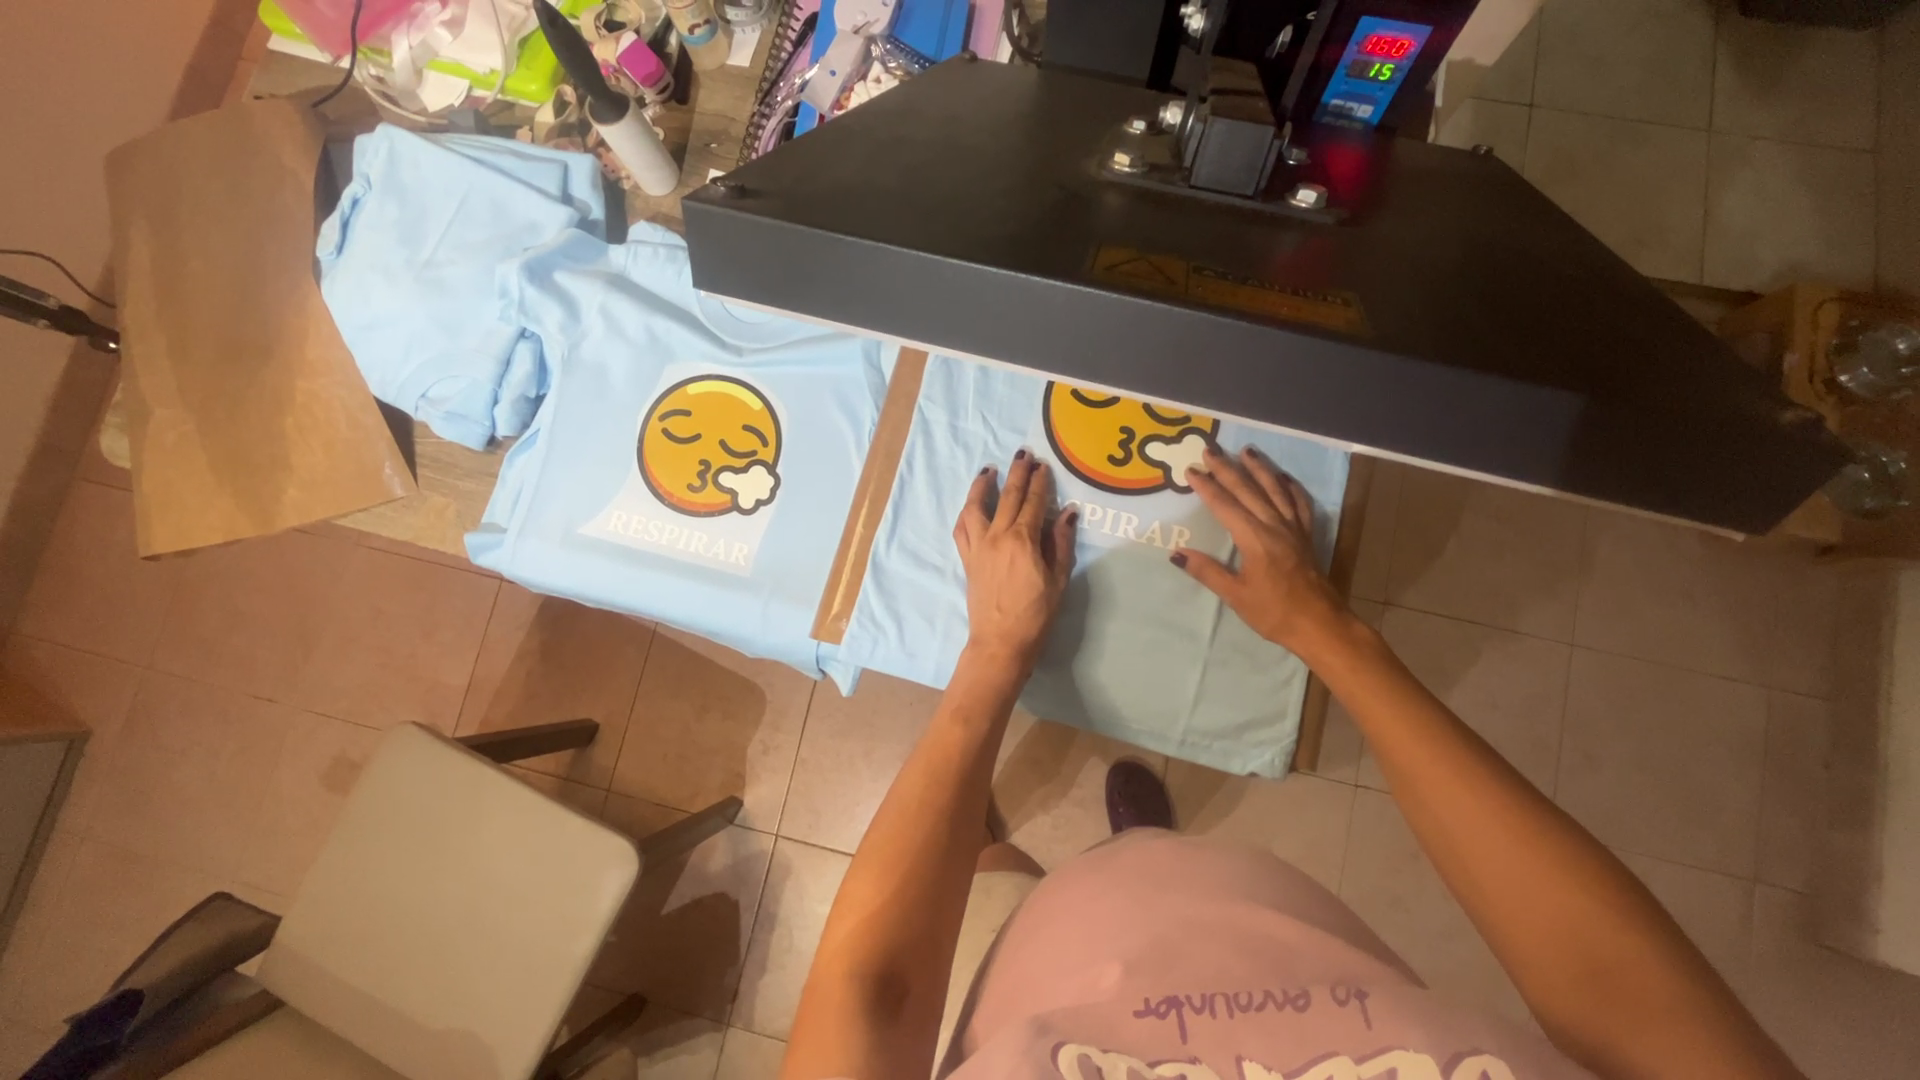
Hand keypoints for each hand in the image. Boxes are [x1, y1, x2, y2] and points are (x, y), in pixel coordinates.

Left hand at [953, 451, 1077, 668]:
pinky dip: (966, 512)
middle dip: (1016, 473)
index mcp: (1022, 540)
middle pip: (1006, 497)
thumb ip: (1060, 543)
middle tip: (1023, 454)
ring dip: (982, 486)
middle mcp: (997, 537)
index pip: (1032, 502)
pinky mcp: (967, 559)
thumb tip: (1067, 513)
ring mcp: (978, 547)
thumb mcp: (1058, 579)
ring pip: (975, 507)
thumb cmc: (1036, 614)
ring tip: (989, 470)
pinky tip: (971, 505)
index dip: (1039, 482)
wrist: (1000, 642)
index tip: (1043, 465)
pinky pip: (962, 529)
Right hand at [1172, 446, 1350, 657]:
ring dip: (1259, 469)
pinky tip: (1283, 476)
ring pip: (1275, 490)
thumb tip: (1176, 553)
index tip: (1191, 470)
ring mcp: (1294, 529)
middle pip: (1248, 491)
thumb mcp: (1235, 595)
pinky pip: (1299, 503)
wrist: (1321, 625)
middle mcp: (1274, 527)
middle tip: (1210, 449)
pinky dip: (1291, 487)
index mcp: (1254, 539)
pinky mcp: (1306, 536)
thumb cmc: (1274, 613)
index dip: (1207, 486)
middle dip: (1228, 469)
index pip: (1225, 505)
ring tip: (1247, 451)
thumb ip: (1207, 571)